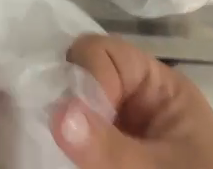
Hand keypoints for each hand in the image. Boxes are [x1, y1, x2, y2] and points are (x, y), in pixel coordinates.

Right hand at [51, 35, 212, 168]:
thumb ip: (107, 147)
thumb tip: (56, 110)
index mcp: (162, 88)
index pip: (105, 55)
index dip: (83, 78)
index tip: (68, 116)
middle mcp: (141, 101)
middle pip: (87, 77)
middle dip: (66, 100)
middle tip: (51, 133)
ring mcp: (127, 131)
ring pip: (79, 110)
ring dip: (64, 127)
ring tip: (50, 148)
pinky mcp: (118, 156)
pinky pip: (86, 140)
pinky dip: (72, 148)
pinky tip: (58, 157)